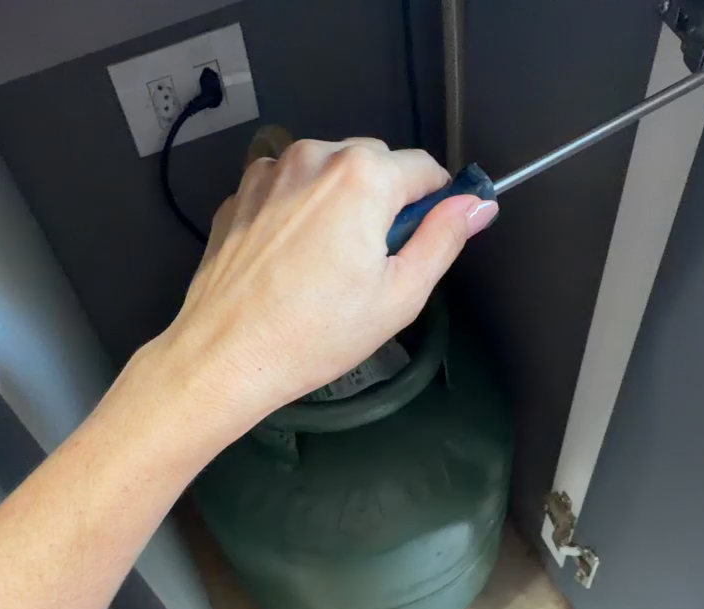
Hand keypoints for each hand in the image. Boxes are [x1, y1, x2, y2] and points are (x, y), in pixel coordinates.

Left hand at [123, 138, 496, 441]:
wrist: (225, 356)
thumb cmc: (316, 335)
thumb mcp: (399, 297)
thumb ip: (444, 240)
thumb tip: (478, 204)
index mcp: (362, 176)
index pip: (424, 169)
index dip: (434, 205)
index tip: (423, 243)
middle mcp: (314, 156)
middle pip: (373, 164)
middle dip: (383, 205)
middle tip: (369, 268)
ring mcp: (269, 172)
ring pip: (327, 174)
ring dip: (338, 206)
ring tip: (323, 269)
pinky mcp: (238, 196)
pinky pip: (286, 190)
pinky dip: (298, 214)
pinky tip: (288, 264)